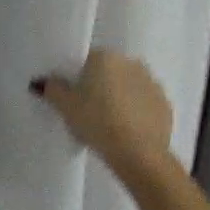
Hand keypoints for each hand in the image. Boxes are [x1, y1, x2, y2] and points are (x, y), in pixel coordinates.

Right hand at [33, 50, 175, 173]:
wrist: (138, 151)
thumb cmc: (96, 121)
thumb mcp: (64, 106)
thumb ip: (52, 89)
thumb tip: (44, 82)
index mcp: (106, 58)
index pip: (85, 60)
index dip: (74, 78)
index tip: (68, 95)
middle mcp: (132, 63)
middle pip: (108, 72)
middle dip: (97, 86)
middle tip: (84, 110)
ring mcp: (153, 84)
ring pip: (127, 87)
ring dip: (116, 98)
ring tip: (104, 123)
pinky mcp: (165, 105)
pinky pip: (142, 104)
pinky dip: (133, 112)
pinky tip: (122, 130)